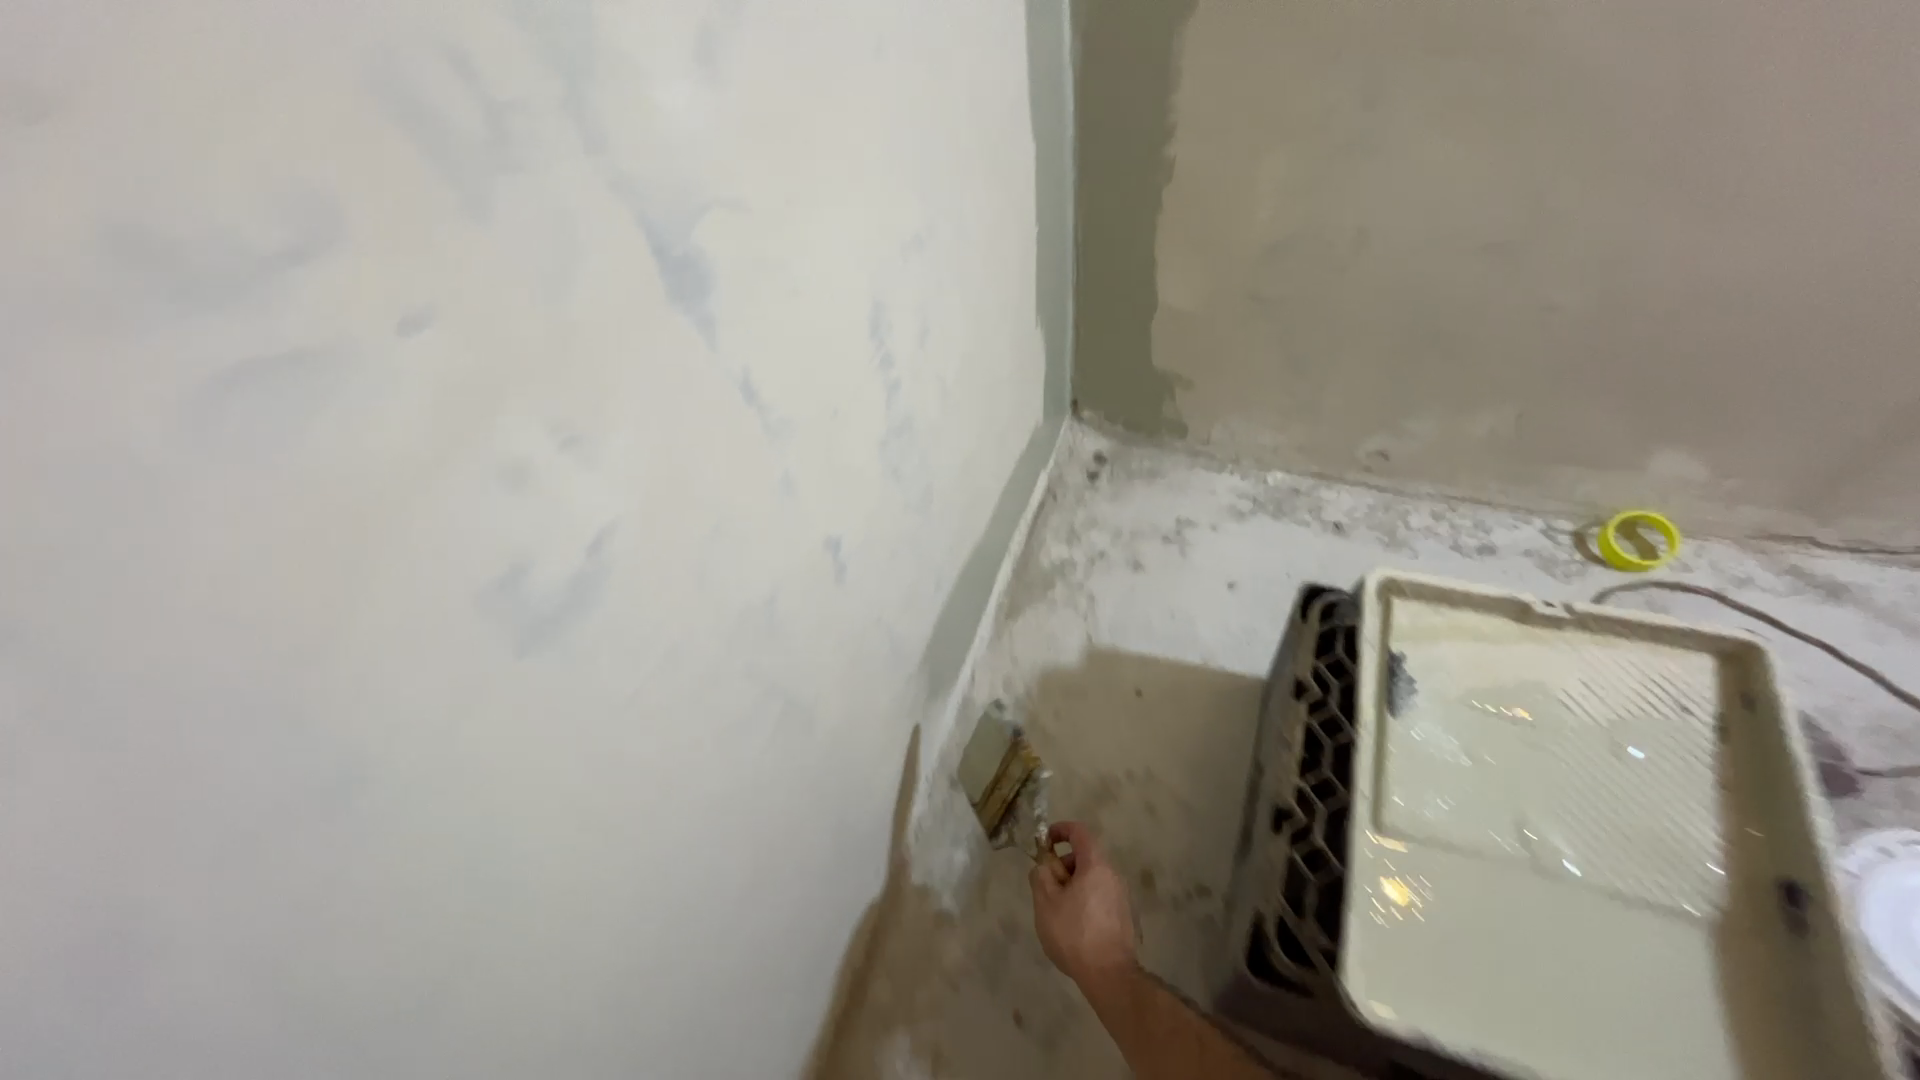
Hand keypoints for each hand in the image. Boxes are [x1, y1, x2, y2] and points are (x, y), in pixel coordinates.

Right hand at [1029, 821, 1137, 990]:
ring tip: (1058, 911)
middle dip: (1063, 865)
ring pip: (1093, 878)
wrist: (1109, 974)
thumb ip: (1041, 875)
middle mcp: (1113, 875)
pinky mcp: (1124, 916)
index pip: (1079, 832)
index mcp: (1096, 865)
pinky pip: (1100, 896)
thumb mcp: (1046, 902)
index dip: (1060, 830)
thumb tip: (1044, 866)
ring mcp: (1122, 896)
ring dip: (1073, 885)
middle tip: (1047, 888)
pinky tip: (1075, 926)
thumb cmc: (1074, 933)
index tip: (1044, 843)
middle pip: (1086, 857)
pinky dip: (1085, 899)